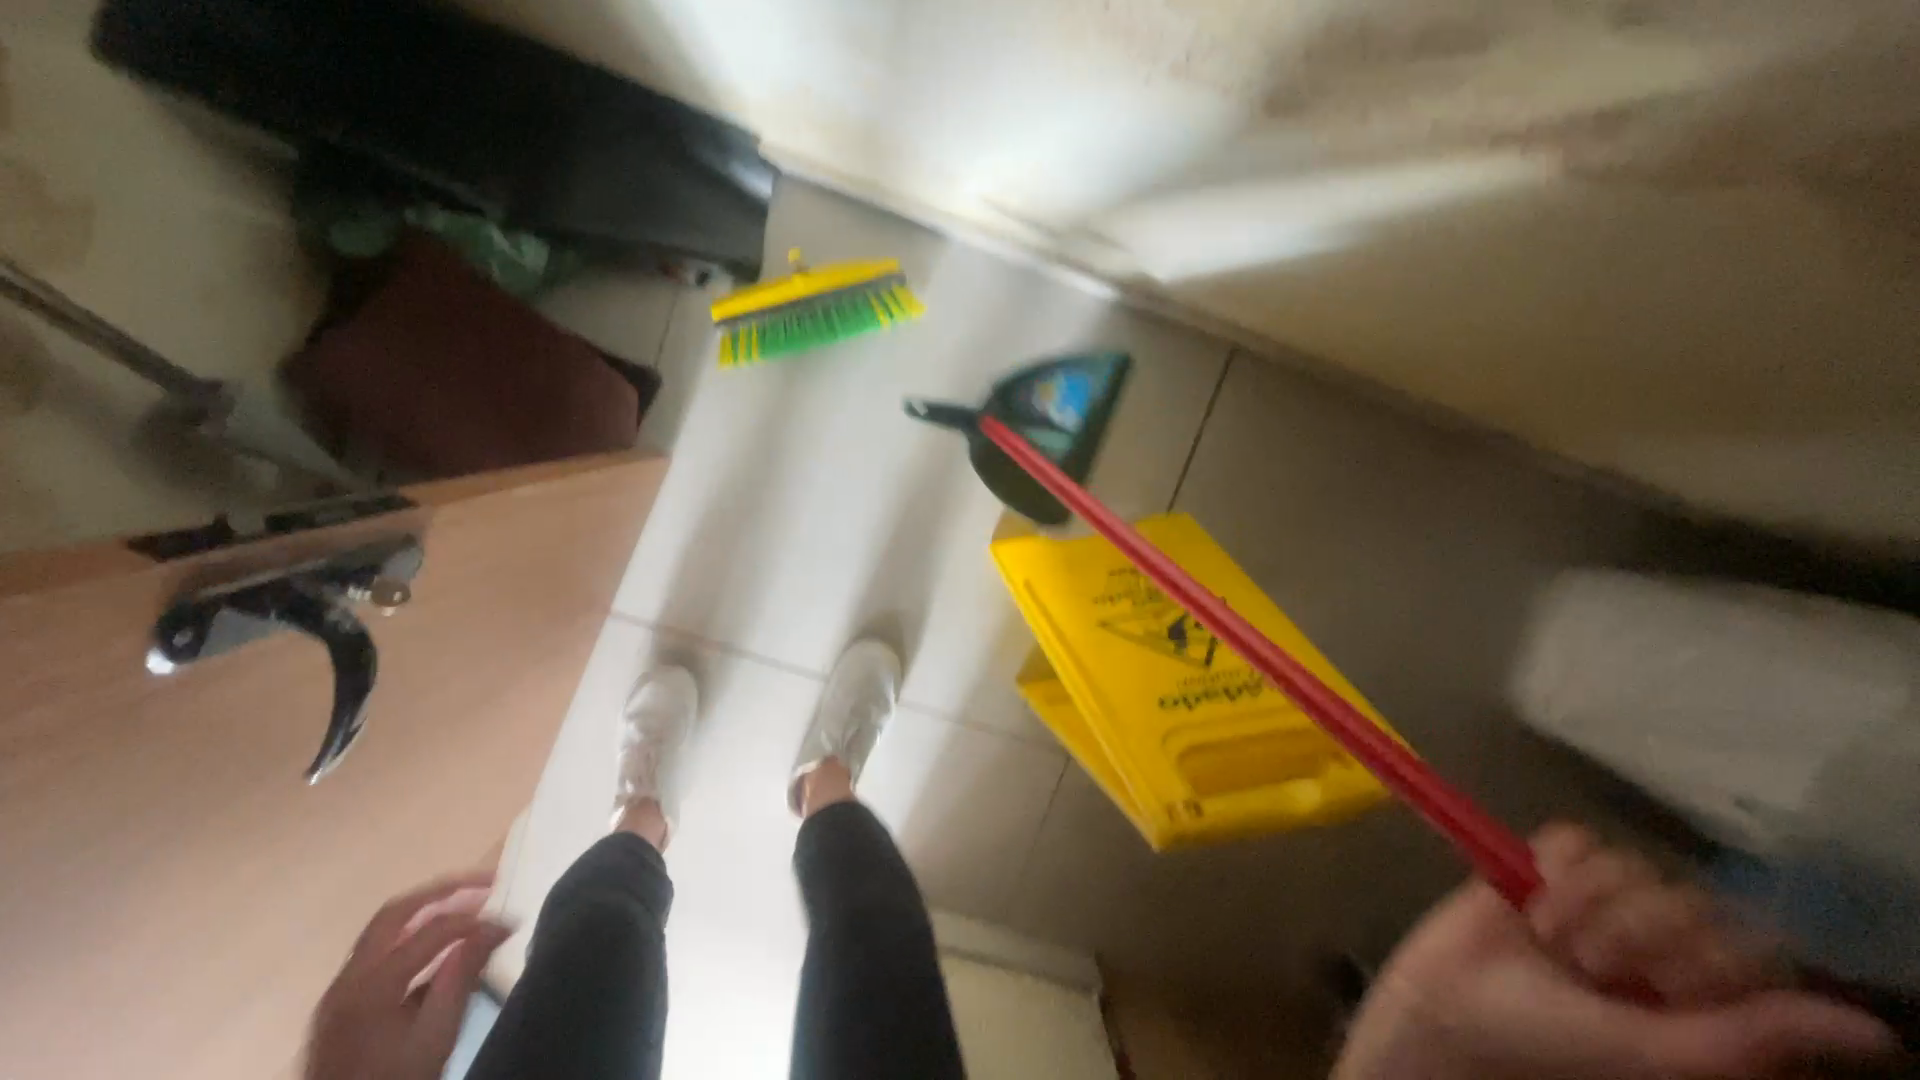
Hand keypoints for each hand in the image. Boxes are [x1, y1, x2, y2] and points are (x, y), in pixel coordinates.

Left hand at [305, 872, 512, 1079]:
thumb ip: (461, 978)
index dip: (475, 921)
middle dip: (444, 892)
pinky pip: (376, 952)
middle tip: (485, 884)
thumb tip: (493, 928)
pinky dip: (409, 936)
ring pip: (383, 930)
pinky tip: (436, 948)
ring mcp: (339, 989)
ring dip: (425, 911)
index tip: (510, 923)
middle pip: (396, 913)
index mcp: (372, 984)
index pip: (431, 932)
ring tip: (466, 906)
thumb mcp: (436, 1036)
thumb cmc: (397, 1079)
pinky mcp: (340, 1003)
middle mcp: (349, 977)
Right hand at [1334, 825, 1898, 1078]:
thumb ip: (1750, 1035)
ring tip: (1545, 939)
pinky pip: (1573, 837)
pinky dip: (1547, 866)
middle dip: (1622, 934)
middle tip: (1581, 968)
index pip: (1743, 941)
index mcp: (1698, 990)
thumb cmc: (1546, 1040)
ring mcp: (1602, 898)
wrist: (1446, 1002)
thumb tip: (1873, 1030)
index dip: (1696, 958)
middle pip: (1681, 897)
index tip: (1651, 989)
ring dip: (1576, 905)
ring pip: (1625, 864)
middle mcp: (1659, 938)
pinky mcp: (1546, 864)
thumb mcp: (1653, 1052)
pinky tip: (1526, 896)